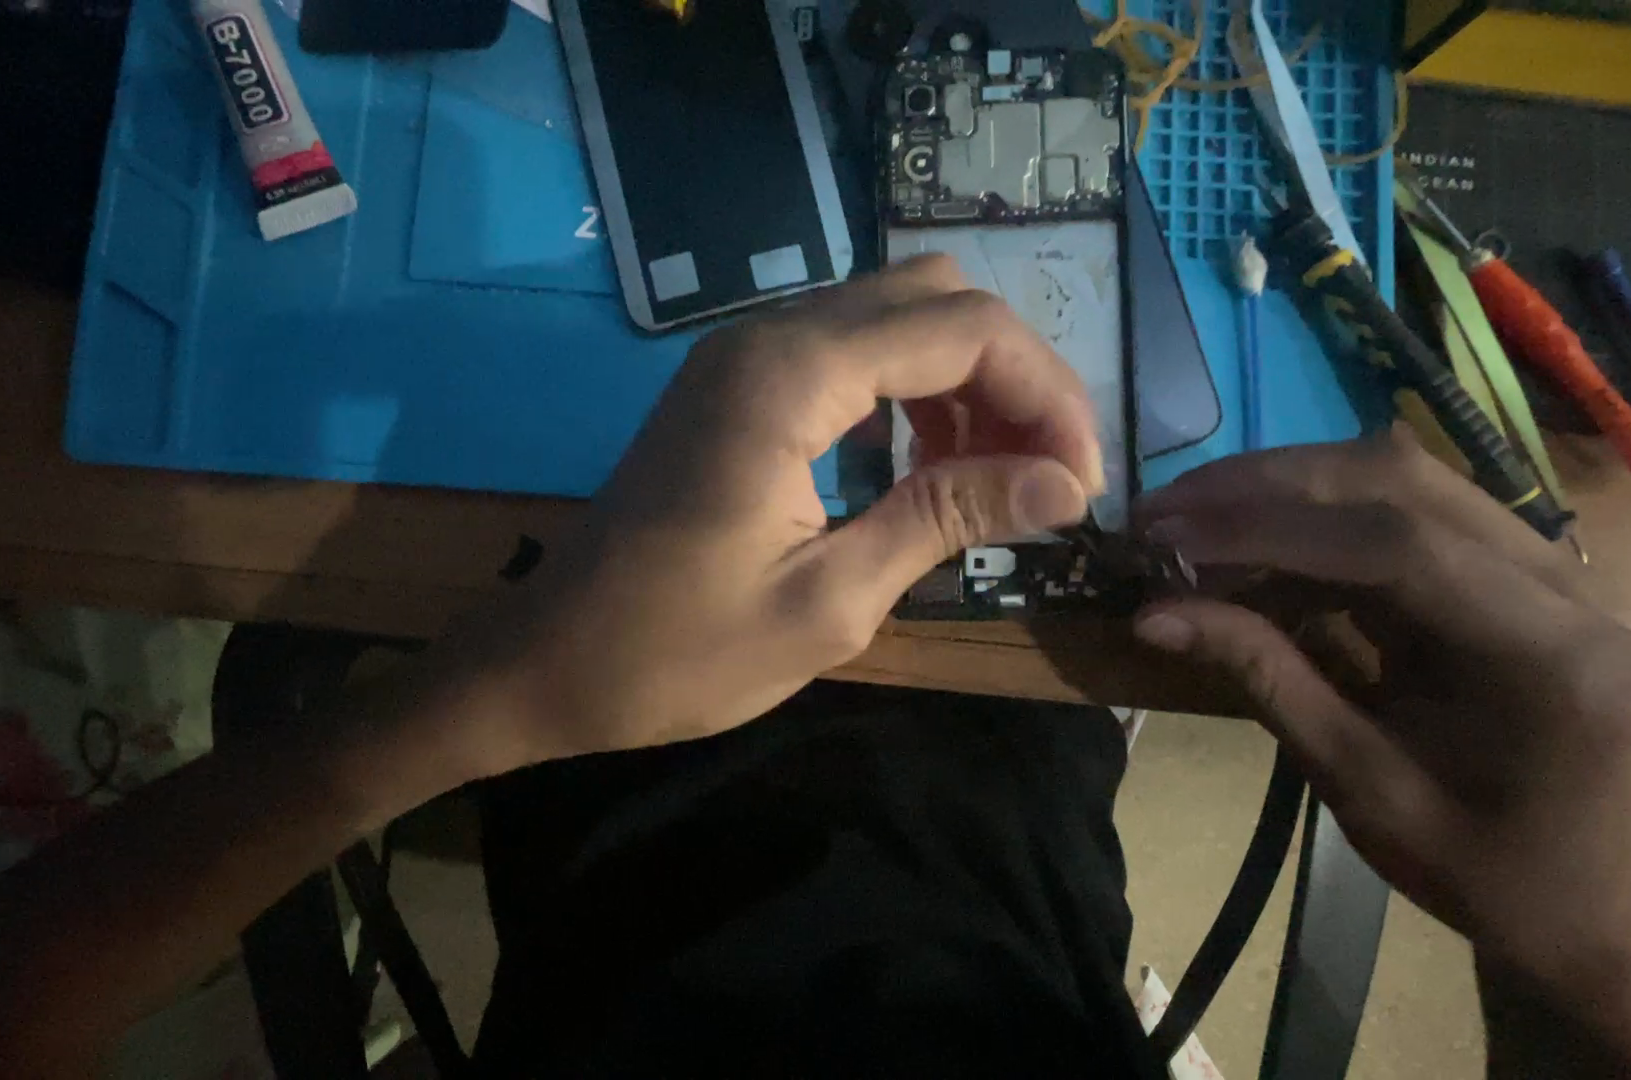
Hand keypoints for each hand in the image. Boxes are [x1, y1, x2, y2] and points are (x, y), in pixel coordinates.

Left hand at [479, 256, 1101, 758]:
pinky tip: (921, 465)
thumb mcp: (830, 600)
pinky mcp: (731, 388)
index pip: (963, 327)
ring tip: (991, 479)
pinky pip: (845, 357)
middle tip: (1044, 474)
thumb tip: (1062, 482)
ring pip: (890, 319)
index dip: (1046, 393)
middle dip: (1011, 375)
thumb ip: (945, 519)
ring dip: (960, 383)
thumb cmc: (679, 652)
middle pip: (933, 299)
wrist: (550, 664)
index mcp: (790, 376)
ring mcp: (741, 356)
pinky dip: (904, 395)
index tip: (1080, 481)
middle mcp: (766, 336)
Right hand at [1129, 429, 1630, 1005]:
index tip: (1165, 539)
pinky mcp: (1504, 566)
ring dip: (1273, 488)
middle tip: (1159, 511)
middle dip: (1260, 486)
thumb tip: (1148, 613)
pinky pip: (1392, 510)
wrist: (1576, 904)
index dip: (1268, 532)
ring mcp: (1545, 566)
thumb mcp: (1355, 780)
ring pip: (1392, 478)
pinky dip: (1300, 518)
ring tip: (1183, 514)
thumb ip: (1260, 676)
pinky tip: (1239, 542)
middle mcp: (1569, 585)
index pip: (1398, 547)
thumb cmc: (1473, 864)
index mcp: (1554, 653)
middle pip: (1396, 483)